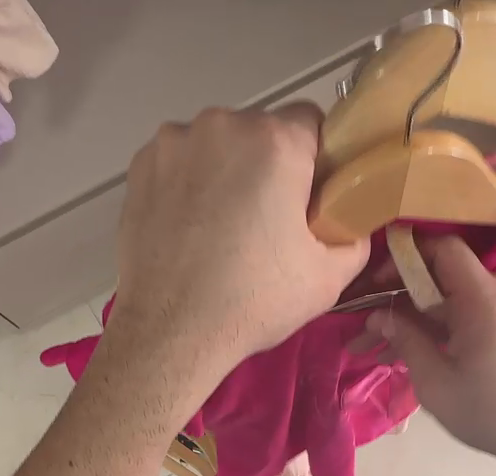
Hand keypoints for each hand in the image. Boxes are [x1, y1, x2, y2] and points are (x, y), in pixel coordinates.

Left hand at [99, 103, 369, 395]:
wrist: (172, 332)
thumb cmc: (253, 303)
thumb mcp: (328, 279)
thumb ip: (354, 238)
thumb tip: (351, 223)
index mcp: (275, 142)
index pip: (313, 123)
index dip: (316, 162)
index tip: (309, 201)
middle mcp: (222, 124)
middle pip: (261, 133)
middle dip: (269, 168)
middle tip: (267, 224)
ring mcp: (175, 142)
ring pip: (218, 147)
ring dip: (227, 174)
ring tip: (223, 230)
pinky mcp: (141, 166)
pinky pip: (180, 163)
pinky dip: (190, 186)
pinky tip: (191, 229)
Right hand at [366, 237, 495, 468]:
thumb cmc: (488, 412)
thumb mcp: (435, 381)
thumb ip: (406, 339)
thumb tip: (379, 316)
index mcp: (484, 297)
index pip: (442, 248)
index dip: (404, 257)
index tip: (374, 282)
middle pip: (440, 275)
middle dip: (398, 297)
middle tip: (363, 325)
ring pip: (447, 298)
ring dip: (411, 318)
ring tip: (372, 347)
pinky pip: (462, 312)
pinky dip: (434, 326)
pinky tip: (403, 351)